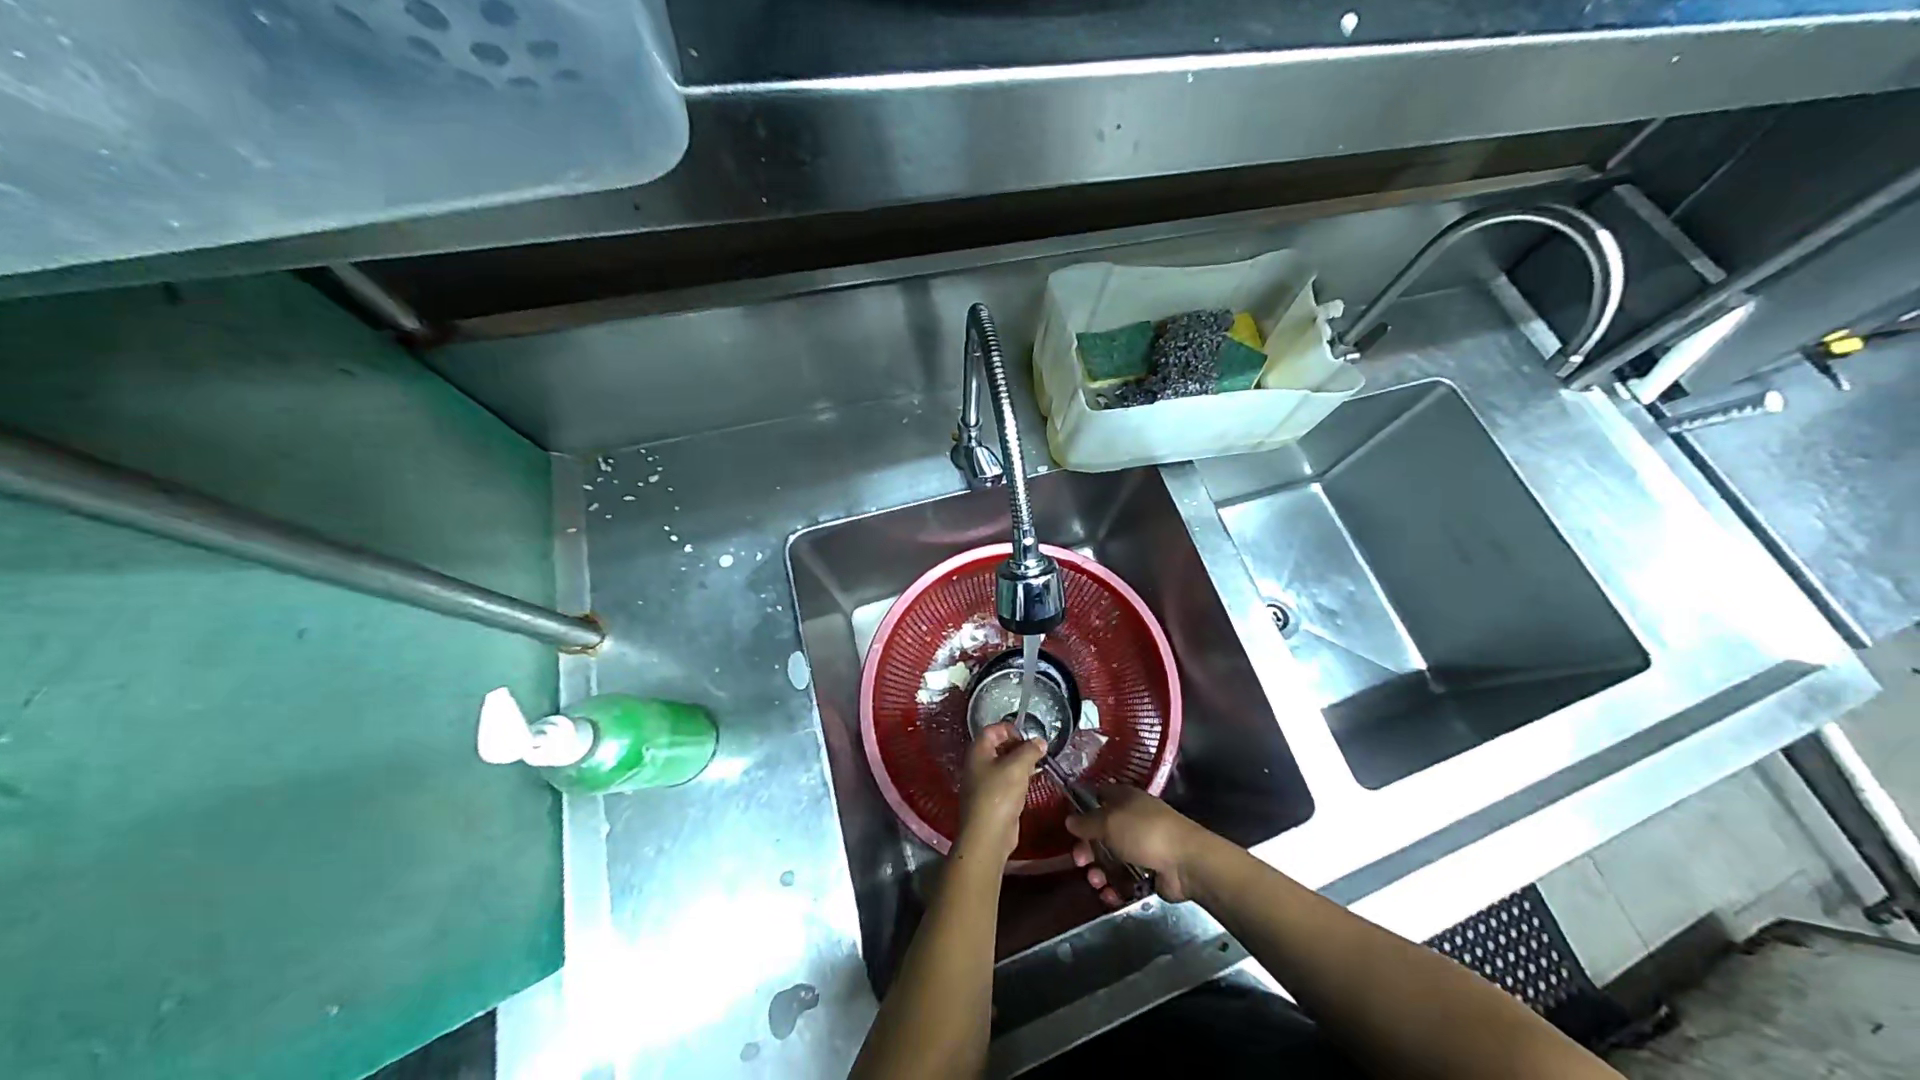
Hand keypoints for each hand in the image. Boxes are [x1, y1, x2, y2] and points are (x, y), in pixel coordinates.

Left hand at [955, 722, 1045, 862]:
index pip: (992, 730)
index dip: (1010, 728)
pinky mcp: (992, 799)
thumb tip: (1039, 741)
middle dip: (1018, 746)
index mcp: (978, 751)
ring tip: (1038, 765)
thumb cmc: (999, 794)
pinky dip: (1018, 778)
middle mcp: (977, 764)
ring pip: (1003, 765)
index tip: (1029, 736)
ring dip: (1020, 763)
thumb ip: (1030, 750)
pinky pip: (1005, 782)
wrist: (988, 834)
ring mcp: (983, 783)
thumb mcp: (1017, 766)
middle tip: (1037, 751)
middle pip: (997, 746)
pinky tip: (1030, 782)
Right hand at [1066, 786, 1214, 905]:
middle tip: (1081, 861)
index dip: (1083, 809)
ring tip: (1097, 882)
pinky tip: (1109, 895)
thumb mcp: (1108, 822)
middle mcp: (1132, 820)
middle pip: (1101, 833)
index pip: (1099, 797)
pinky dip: (1114, 888)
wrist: (1187, 863)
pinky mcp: (1148, 872)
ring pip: (1110, 859)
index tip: (1071, 826)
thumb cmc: (1144, 832)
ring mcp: (1141, 847)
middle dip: (1087, 849)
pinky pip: (1124, 879)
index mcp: (1124, 799)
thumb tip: (1069, 820)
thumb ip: (1086, 822)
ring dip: (1099, 872)